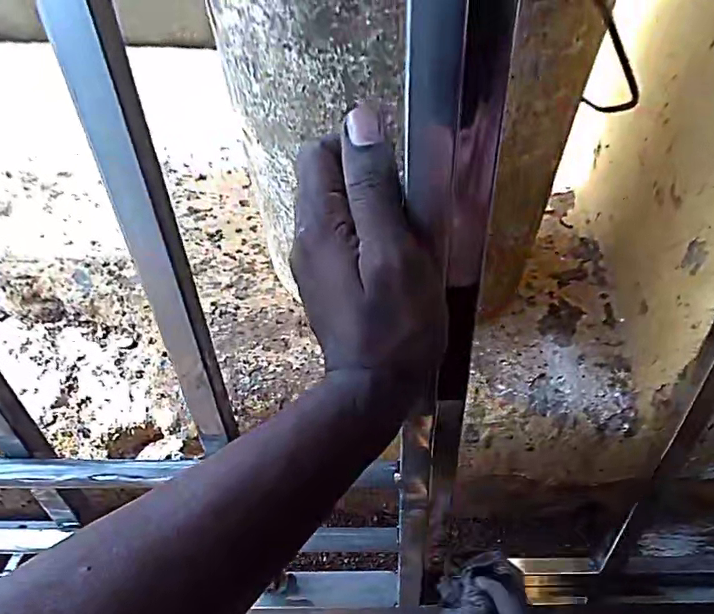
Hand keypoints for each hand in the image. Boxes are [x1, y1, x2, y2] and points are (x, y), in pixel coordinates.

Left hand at [291, 104, 445, 404]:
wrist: (374, 393)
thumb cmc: (395, 330)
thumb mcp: (395, 254)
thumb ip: (374, 189)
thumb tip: (359, 120)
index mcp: (319, 225)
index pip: (322, 151)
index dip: (362, 150)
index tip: (400, 182)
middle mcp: (305, 239)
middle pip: (327, 181)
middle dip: (369, 185)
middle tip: (408, 222)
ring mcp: (313, 266)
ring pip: (338, 214)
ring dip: (372, 217)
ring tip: (404, 250)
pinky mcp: (326, 287)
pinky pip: (343, 244)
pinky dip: (367, 243)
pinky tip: (390, 271)